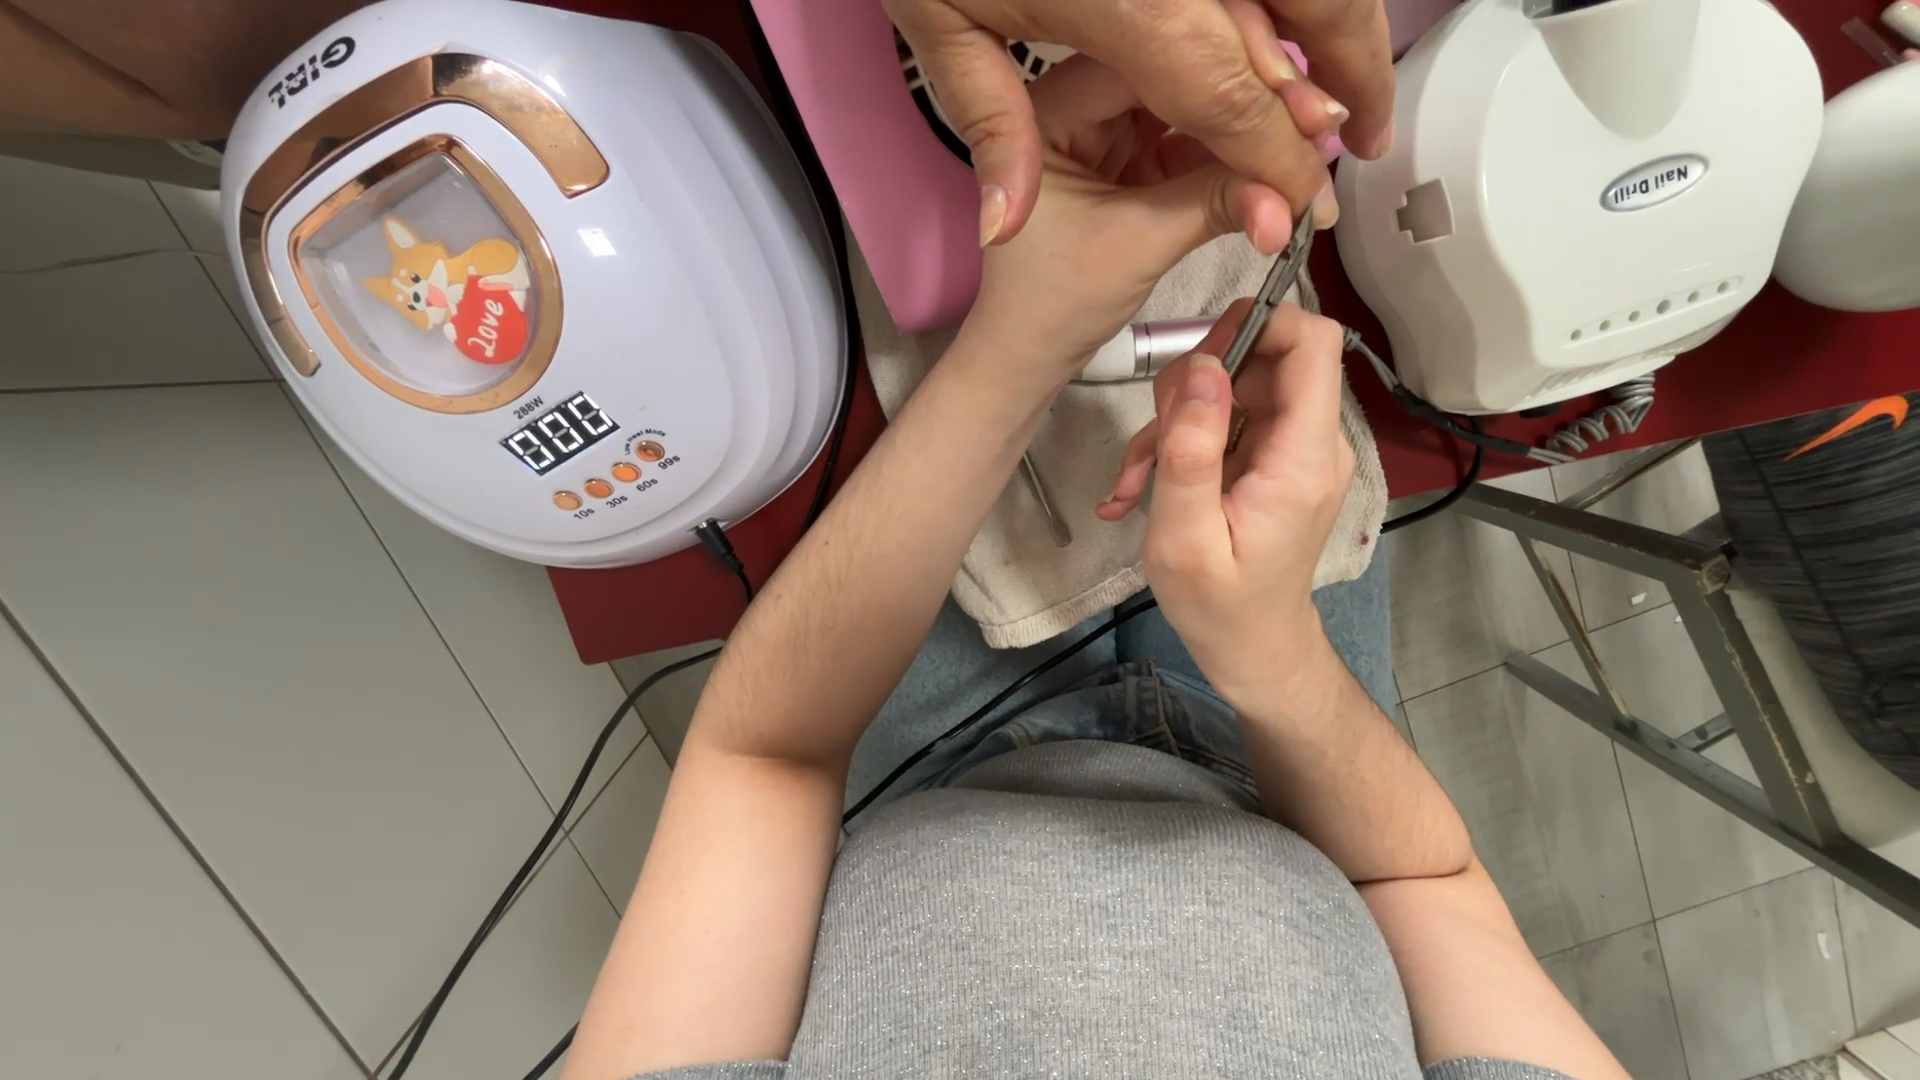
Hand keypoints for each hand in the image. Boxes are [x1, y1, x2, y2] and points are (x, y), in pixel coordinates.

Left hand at [885, 0, 1392, 245]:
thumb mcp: (942, 35)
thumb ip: (992, 133)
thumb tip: (1002, 224)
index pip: (1227, 93)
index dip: (1272, 153)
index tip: (1300, 200)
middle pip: (1306, 3)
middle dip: (1353, 73)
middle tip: (1371, 138)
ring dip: (1339, 29)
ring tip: (1352, 98)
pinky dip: (1293, 5)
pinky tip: (1296, 41)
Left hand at [962, 56, 1340, 374]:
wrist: (1029, 354)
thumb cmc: (1052, 306)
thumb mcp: (1136, 245)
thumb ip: (1216, 201)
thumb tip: (1302, 177)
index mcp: (1055, 104)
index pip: (1155, 64)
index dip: (1235, 80)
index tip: (1303, 111)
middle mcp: (1082, 98)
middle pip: (1183, 76)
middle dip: (1255, 106)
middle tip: (1324, 130)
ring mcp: (1109, 126)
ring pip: (1197, 108)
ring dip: (1254, 135)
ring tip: (1314, 157)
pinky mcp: (1131, 156)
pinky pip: (1193, 141)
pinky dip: (1235, 160)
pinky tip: (1284, 167)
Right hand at [1097, 301, 1354, 701]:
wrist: (1252, 646)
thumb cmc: (1218, 606)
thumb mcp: (1185, 539)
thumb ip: (1192, 453)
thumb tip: (1203, 370)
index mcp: (1303, 457)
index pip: (1310, 342)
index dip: (1255, 324)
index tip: (1195, 361)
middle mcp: (1309, 441)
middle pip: (1259, 359)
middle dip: (1191, 387)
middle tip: (1152, 443)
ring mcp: (1289, 449)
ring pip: (1230, 388)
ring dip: (1172, 424)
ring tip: (1138, 479)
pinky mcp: (1267, 460)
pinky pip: (1223, 423)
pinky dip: (1177, 445)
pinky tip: (1139, 489)